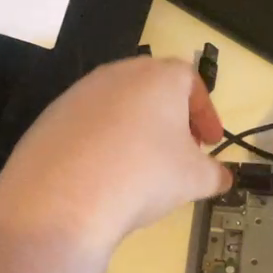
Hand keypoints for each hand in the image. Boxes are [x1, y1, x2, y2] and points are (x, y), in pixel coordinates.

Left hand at [0, 57, 232, 254]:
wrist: (63, 199)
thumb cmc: (144, 176)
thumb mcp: (195, 180)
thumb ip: (215, 174)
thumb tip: (221, 177)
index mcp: (160, 77)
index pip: (192, 82)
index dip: (206, 113)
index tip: (210, 143)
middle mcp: (118, 74)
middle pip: (153, 89)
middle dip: (171, 119)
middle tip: (180, 152)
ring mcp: (79, 94)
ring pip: (118, 106)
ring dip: (136, 130)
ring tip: (141, 167)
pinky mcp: (50, 118)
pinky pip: (88, 126)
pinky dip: (103, 144)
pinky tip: (105, 175)